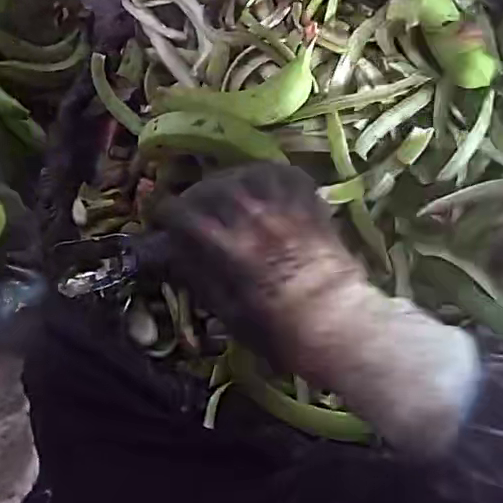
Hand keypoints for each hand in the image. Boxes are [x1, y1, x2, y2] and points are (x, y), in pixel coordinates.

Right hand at [157, 162, 482, 458]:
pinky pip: (280, 172)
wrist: (341, 325)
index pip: (178, 211)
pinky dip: (264, 176)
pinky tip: (260, 186)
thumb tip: (175, 253)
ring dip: (226, 183)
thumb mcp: (228, 312)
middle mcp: (249, 216)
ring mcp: (281, 204)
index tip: (161, 222)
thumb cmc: (281, 331)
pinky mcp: (307, 201)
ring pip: (241, 173)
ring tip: (225, 196)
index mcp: (225, 245)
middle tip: (191, 211)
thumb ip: (198, 276)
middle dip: (192, 198)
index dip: (163, 214)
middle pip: (207, 187)